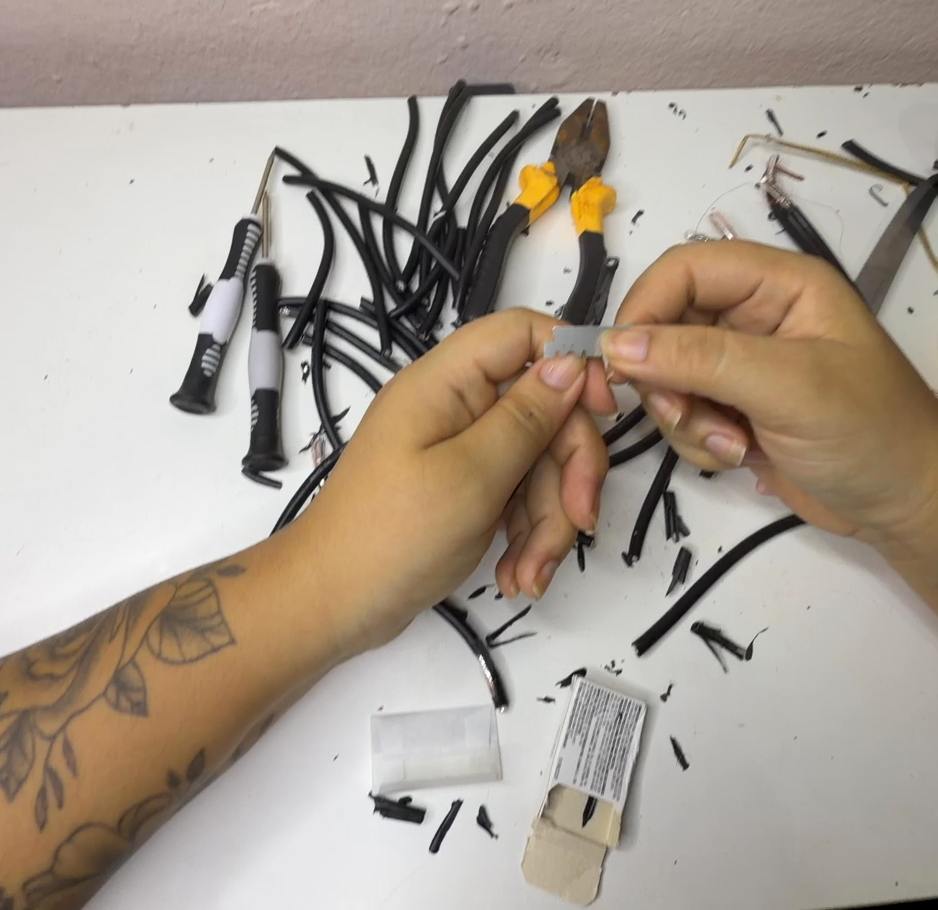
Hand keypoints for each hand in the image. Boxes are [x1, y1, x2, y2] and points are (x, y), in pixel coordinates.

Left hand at [290, 309, 614, 651]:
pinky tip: (516, 575)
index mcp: (445, 382)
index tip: (603, 411)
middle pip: (544, 409)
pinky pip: (520, 493)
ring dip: (549, 520)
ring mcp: (463, 448)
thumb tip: (573, 362)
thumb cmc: (391, 536)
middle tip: (578, 521)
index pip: (522, 333)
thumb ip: (526, 417)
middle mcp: (456, 406)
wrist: (334, 604)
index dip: (571, 361)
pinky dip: (528, 535)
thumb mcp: (471, 476)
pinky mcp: (468, 486)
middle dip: (568, 470)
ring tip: (529, 574)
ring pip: (539, 460)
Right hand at [606, 241, 937, 545]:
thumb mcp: (788, 388)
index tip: (621, 360)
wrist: (909, 509)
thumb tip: (615, 345)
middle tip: (681, 413)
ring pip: (665, 375)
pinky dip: (696, 439)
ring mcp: (739, 365)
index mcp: (778, 285)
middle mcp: (752, 316)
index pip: (685, 270)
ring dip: (683, 416)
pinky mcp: (730, 407)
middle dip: (665, 377)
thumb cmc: (870, 433)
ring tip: (732, 444)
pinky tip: (740, 456)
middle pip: (665, 324)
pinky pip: (680, 412)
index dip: (646, 306)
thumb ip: (700, 359)